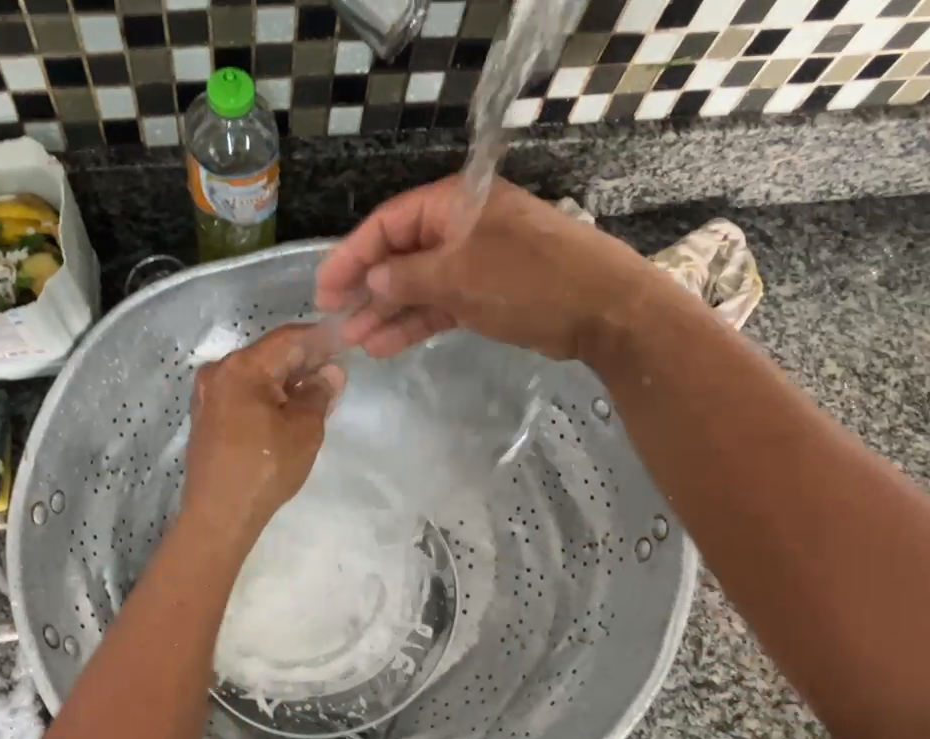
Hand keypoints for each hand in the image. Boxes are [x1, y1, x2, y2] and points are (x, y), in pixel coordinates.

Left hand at [183, 324, 344, 538]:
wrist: (219, 515)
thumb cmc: (265, 468)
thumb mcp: (304, 429)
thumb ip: (319, 393)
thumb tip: (331, 372)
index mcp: (242, 367)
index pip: (289, 338)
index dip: (320, 339)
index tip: (345, 344)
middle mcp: (219, 372)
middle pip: (269, 355)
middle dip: (303, 362)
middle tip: (335, 374)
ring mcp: (208, 395)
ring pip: (256, 376)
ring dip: (286, 382)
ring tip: (317, 396)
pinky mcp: (206, 417)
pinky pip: (243, 395)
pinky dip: (267, 397)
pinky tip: (288, 411)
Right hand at [315, 176, 647, 359]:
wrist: (604, 311)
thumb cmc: (530, 281)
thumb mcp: (460, 277)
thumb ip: (407, 278)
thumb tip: (370, 282)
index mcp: (456, 203)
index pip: (389, 222)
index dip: (353, 255)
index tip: (325, 288)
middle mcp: (462, 228)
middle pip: (400, 254)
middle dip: (366, 288)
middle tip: (331, 318)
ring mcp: (476, 262)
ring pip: (418, 285)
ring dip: (386, 313)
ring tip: (354, 341)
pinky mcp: (488, 294)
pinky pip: (441, 305)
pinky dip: (416, 323)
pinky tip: (386, 345)